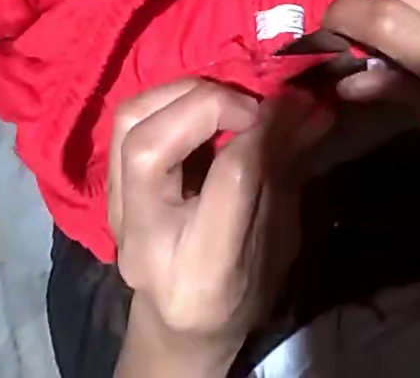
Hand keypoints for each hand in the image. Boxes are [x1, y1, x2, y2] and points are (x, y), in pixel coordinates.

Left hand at [108, 79, 328, 375]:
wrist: (182, 325)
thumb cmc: (246, 286)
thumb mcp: (282, 234)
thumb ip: (287, 166)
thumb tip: (309, 104)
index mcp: (201, 267)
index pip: (229, 174)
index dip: (266, 126)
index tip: (295, 103)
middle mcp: (145, 239)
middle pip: (153, 146)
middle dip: (212, 104)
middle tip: (255, 105)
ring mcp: (118, 211)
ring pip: (130, 122)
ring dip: (184, 93)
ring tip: (226, 98)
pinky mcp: (110, 185)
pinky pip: (128, 119)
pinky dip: (168, 97)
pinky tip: (202, 104)